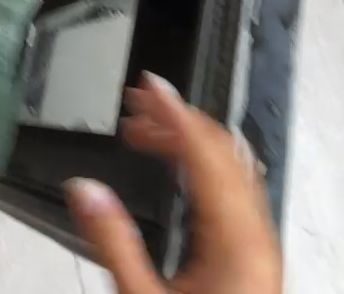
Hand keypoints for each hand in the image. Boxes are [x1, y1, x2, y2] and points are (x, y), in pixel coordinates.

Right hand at [66, 72, 280, 293]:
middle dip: (178, 120)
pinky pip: (233, 190)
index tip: (147, 87)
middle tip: (135, 107)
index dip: (175, 113)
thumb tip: (84, 187)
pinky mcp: (254, 258)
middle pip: (223, 152)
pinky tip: (174, 169)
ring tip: (145, 133)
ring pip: (232, 168)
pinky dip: (201, 166)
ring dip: (189, 141)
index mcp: (235, 242)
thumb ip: (113, 241)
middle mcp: (255, 237)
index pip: (206, 153)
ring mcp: (259, 247)